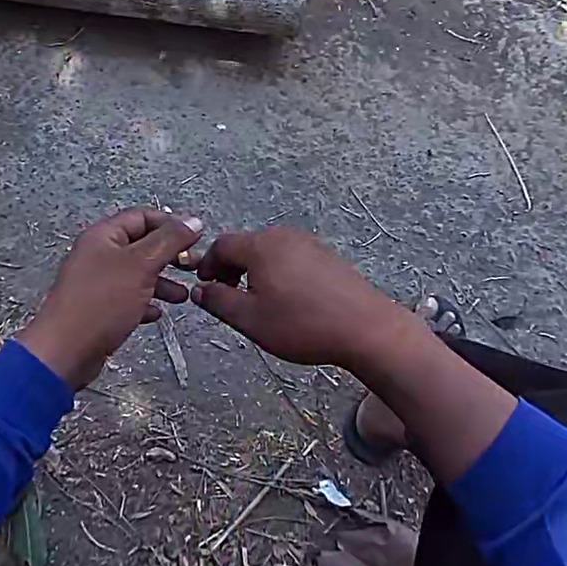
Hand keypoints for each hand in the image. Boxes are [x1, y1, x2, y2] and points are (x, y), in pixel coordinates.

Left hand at [17, 209, 204, 387]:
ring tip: (183, 295)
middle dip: (169, 255)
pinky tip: (157, 312)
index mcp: (104, 236)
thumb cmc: (98, 304)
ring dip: (162, 281)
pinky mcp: (98, 308)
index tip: (194, 237)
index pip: (143, 217)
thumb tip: (192, 222)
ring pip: (137, 273)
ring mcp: (97, 282)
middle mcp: (98, 255)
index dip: (171, 224)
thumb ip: (169, 240)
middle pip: (142, 245)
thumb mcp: (142, 264)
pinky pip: (128, 298)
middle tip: (191, 265)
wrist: (66, 352)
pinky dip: (146, 301)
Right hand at [188, 227, 421, 370]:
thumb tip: (200, 291)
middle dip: (230, 268)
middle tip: (225, 294)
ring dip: (254, 270)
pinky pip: (290, 257)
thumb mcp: (250, 319)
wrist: (366, 328)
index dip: (207, 265)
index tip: (204, 285)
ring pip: (269, 251)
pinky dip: (277, 272)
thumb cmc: (306, 325)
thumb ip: (219, 301)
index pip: (222, 245)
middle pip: (246, 245)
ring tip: (255, 300)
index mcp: (261, 246)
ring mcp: (308, 244)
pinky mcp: (326, 256)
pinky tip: (285, 299)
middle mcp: (284, 237)